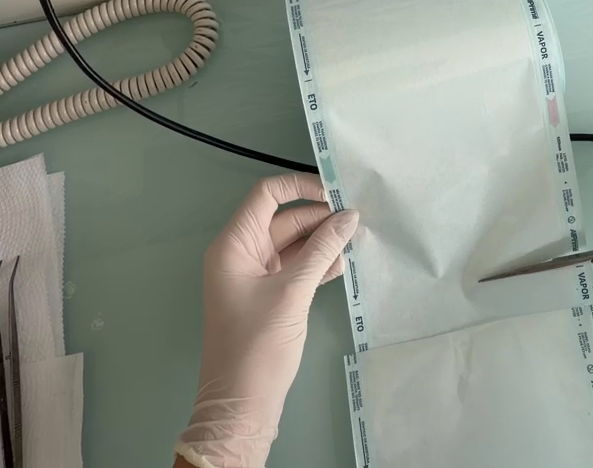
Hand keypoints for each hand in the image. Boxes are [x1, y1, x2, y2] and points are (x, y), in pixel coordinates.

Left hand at [176, 174, 359, 467]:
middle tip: (357, 218)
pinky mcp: (270, 295)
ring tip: (357, 239)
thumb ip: (323, 249)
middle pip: (285, 218)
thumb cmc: (257, 345)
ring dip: (323, 240)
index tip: (335, 191)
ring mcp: (255, 275)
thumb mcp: (293, 291)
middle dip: (320, 217)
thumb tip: (350, 216)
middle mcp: (242, 253)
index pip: (267, 195)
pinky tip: (344, 263)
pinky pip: (296, 266)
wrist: (241, 407)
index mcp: (235, 244)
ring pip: (294, 243)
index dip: (300, 186)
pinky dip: (318, 262)